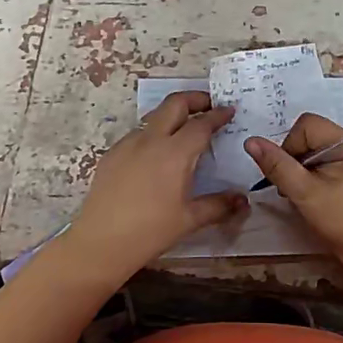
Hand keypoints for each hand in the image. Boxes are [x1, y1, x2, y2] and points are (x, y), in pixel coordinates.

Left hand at [60, 91, 247, 286]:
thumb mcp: (189, 220)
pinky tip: (157, 153)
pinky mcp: (112, 154)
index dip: (218, 115)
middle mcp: (151, 140)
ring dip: (173, 115)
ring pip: (154, 116)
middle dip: (195, 99)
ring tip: (185, 128)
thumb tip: (242, 200)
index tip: (230, 110)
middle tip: (209, 105)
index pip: (201, 124)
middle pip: (174, 103)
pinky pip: (137, 133)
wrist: (100, 243)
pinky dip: (154, 132)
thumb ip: (218, 206)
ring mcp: (127, 144)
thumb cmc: (150, 232)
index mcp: (175, 153)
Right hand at [245, 113, 342, 274]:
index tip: (289, 176)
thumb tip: (251, 141)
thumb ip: (277, 165)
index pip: (307, 125)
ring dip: (301, 167)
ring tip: (304, 192)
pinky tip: (314, 192)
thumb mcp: (304, 192)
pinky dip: (312, 172)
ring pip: (314, 147)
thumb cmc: (341, 220)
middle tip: (294, 187)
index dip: (290, 146)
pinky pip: (324, 158)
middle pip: (310, 134)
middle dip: (295, 158)